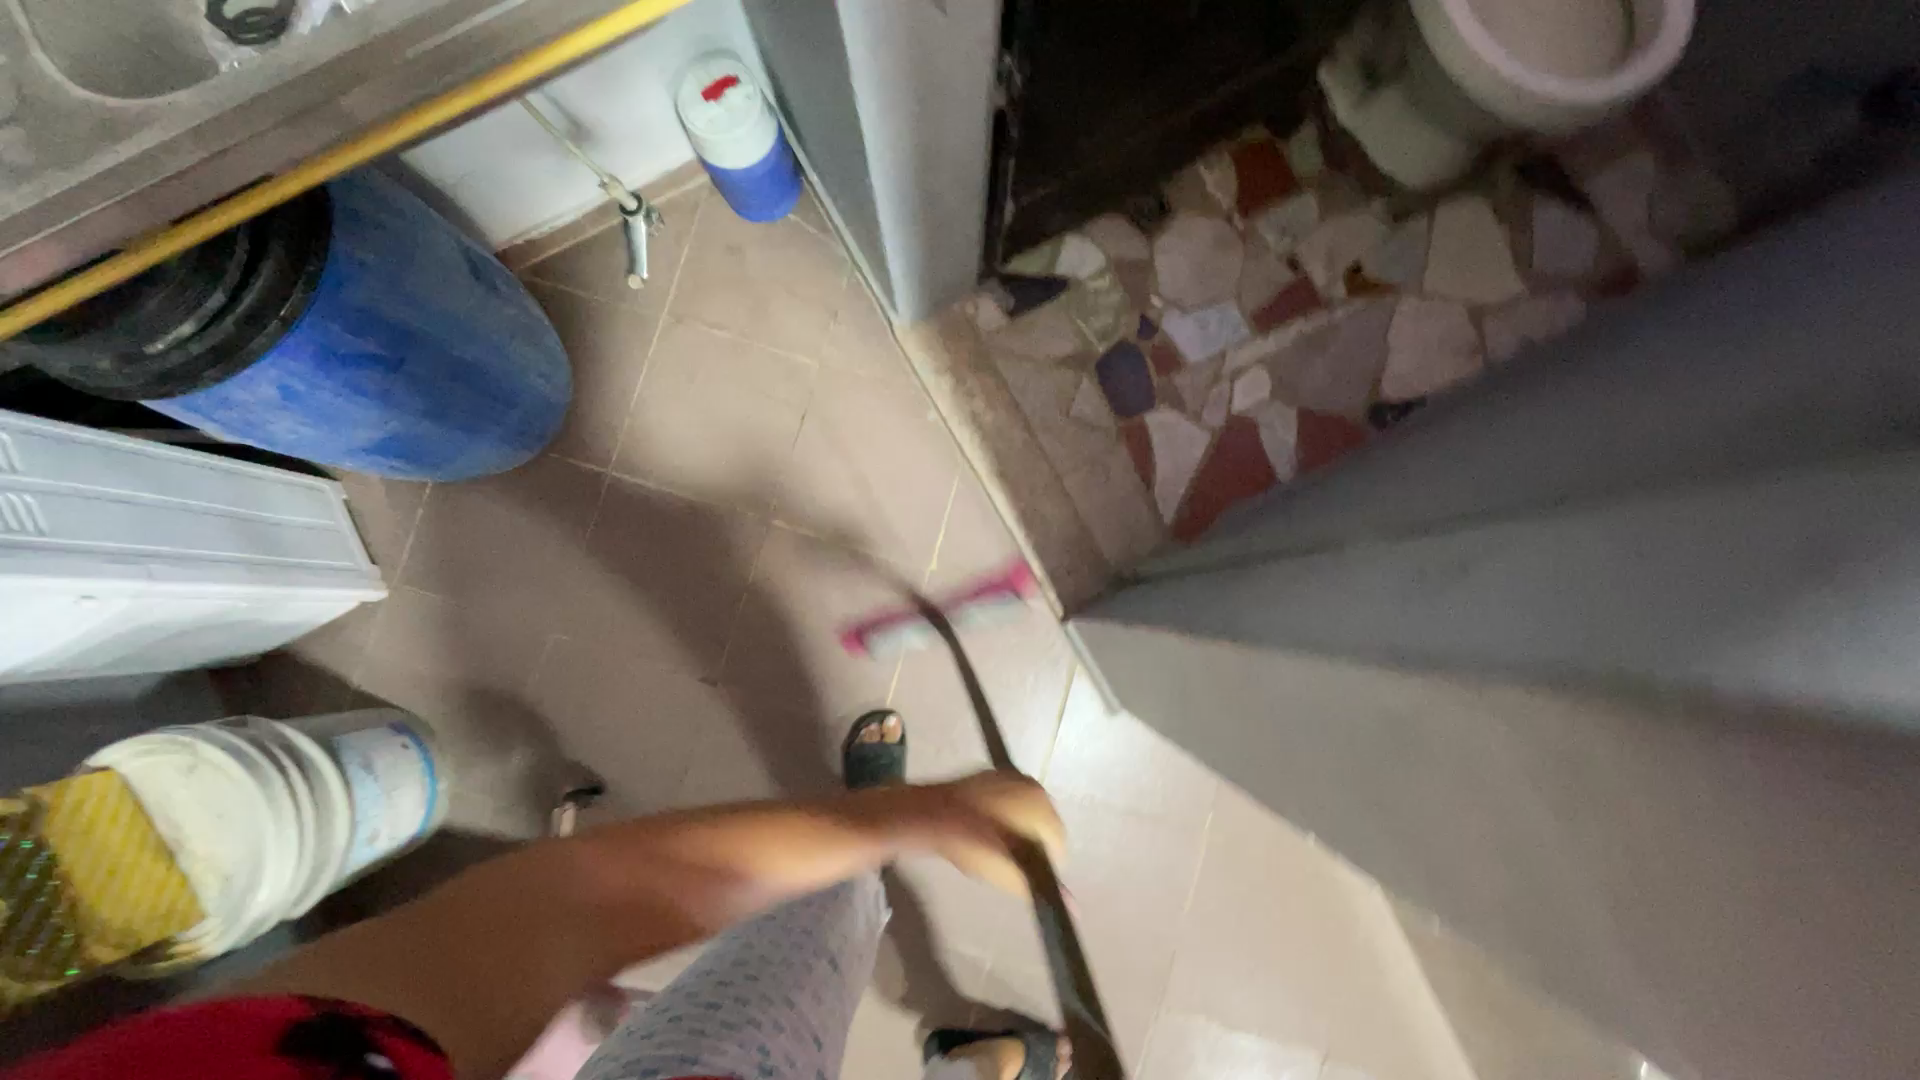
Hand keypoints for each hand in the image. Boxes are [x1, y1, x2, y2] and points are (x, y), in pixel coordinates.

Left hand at [908, 771, 1065, 895]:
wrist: (930, 813)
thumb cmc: (971, 842)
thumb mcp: (1005, 872)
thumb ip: (1039, 888)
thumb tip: (1074, 908)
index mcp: (1042, 804)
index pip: (1058, 843)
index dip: (1045, 866)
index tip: (1025, 878)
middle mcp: (1032, 784)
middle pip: (1043, 826)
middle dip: (1031, 847)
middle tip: (1007, 865)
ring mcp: (1011, 776)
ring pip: (1027, 813)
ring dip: (1017, 832)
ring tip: (995, 851)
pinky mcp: (992, 775)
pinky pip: (1009, 802)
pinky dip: (1004, 817)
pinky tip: (984, 830)